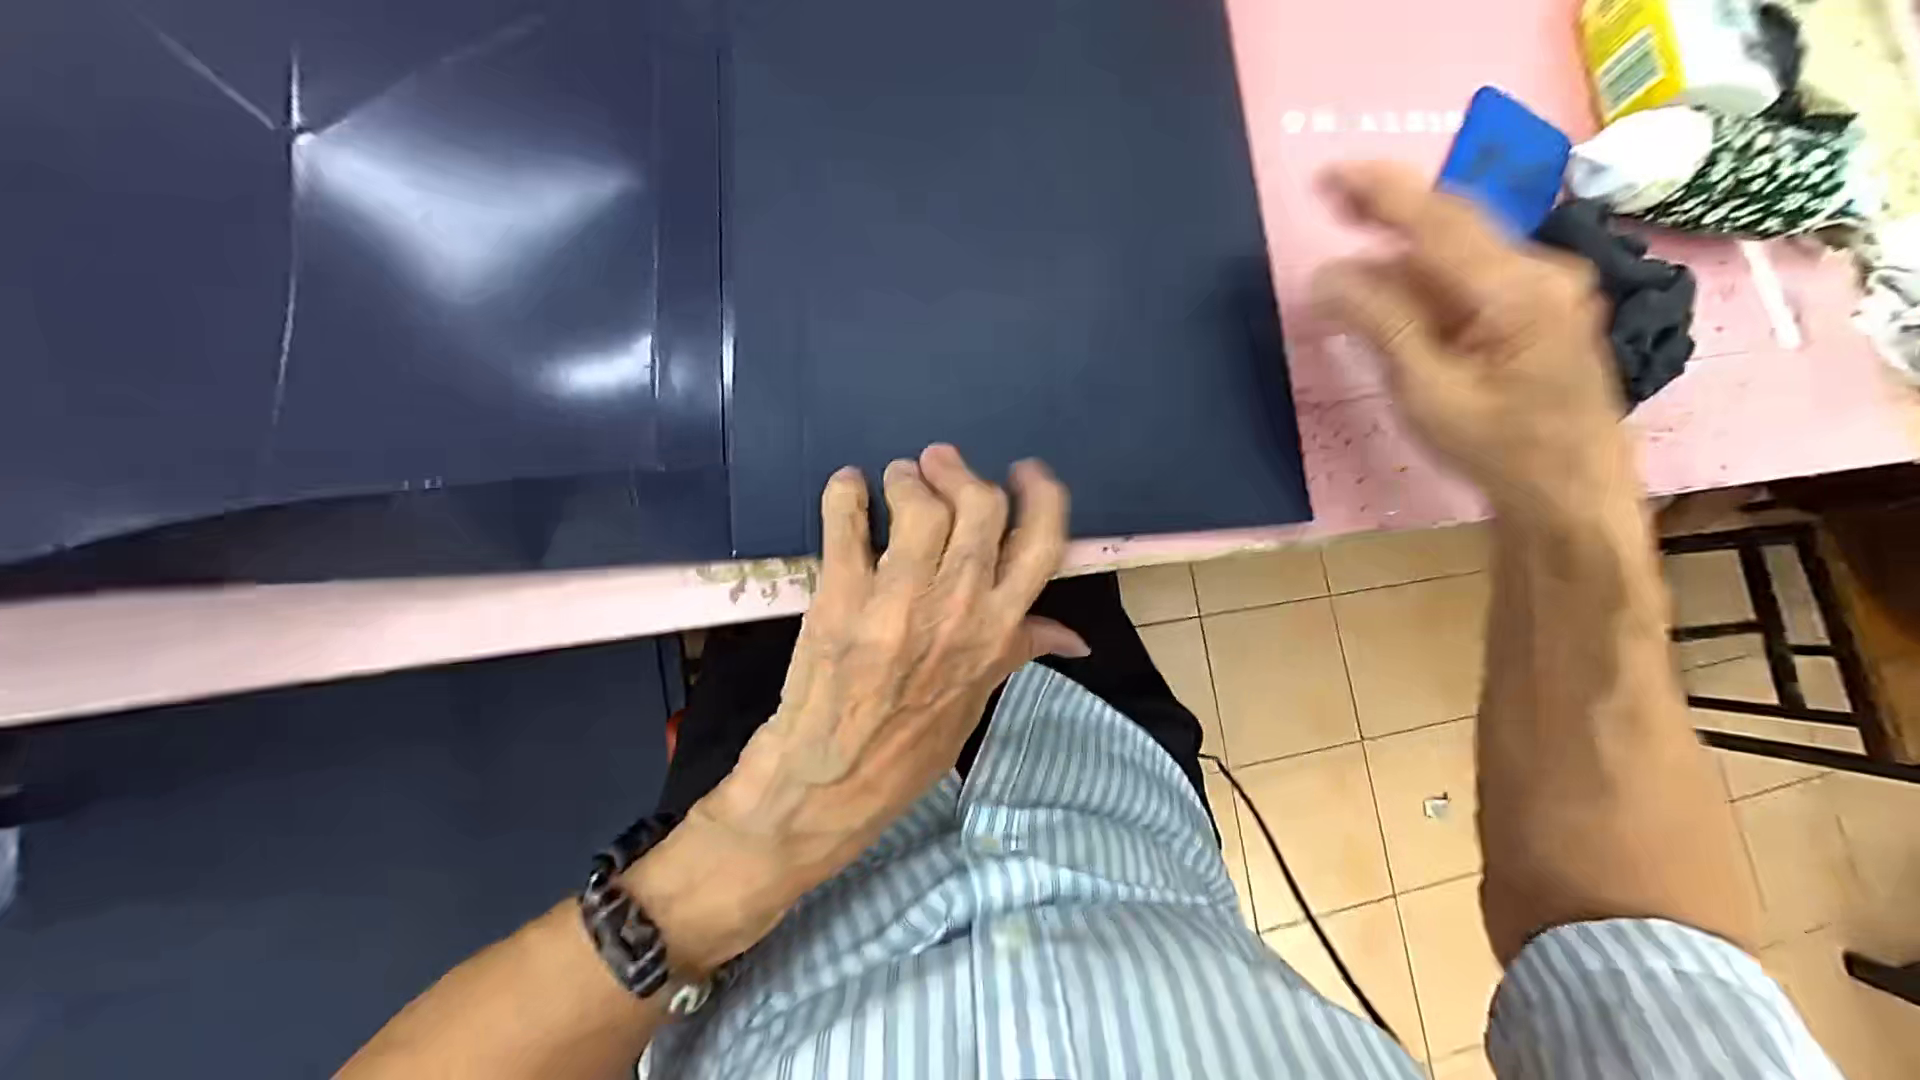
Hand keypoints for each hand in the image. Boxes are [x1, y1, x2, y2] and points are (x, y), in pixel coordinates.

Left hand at [628, 444, 1085, 969]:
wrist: (830, 781)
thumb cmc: (909, 747)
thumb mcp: (977, 700)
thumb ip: (1018, 650)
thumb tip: (1073, 637)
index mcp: (997, 630)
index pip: (1041, 543)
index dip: (1040, 494)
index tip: (1022, 471)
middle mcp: (957, 606)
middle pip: (980, 504)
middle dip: (960, 472)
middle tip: (937, 464)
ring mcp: (898, 598)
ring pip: (920, 503)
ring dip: (908, 478)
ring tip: (896, 480)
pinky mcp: (840, 595)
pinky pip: (846, 521)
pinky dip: (845, 492)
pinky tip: (847, 487)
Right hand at [1310, 162, 1632, 526]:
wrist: (1566, 489)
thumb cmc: (1495, 447)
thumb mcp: (1425, 389)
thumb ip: (1380, 324)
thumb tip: (1327, 276)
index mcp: (1515, 289)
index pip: (1438, 221)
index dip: (1382, 192)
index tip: (1329, 176)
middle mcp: (1536, 273)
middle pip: (1450, 224)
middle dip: (1387, 210)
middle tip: (1329, 199)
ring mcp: (1538, 290)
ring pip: (1455, 252)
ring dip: (1396, 249)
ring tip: (1344, 249)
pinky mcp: (1530, 311)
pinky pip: (1464, 279)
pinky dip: (1417, 278)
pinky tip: (1383, 289)